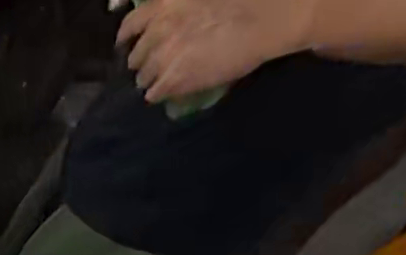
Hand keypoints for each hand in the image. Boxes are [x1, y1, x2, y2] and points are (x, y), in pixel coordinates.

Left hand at [112, 0, 314, 103]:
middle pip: (136, 56)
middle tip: (161, 60)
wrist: (278, 13)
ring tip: (170, 74)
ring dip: (153, 77)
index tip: (128, 44)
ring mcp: (163, 57)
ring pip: (142, 78)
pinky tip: (173, 87)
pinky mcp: (172, 79)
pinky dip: (161, 92)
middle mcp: (158, 30)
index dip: (127, 37)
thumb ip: (179, 4)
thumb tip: (164, 17)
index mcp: (167, 4)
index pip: (130, 25)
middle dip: (146, 59)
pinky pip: (153, 94)